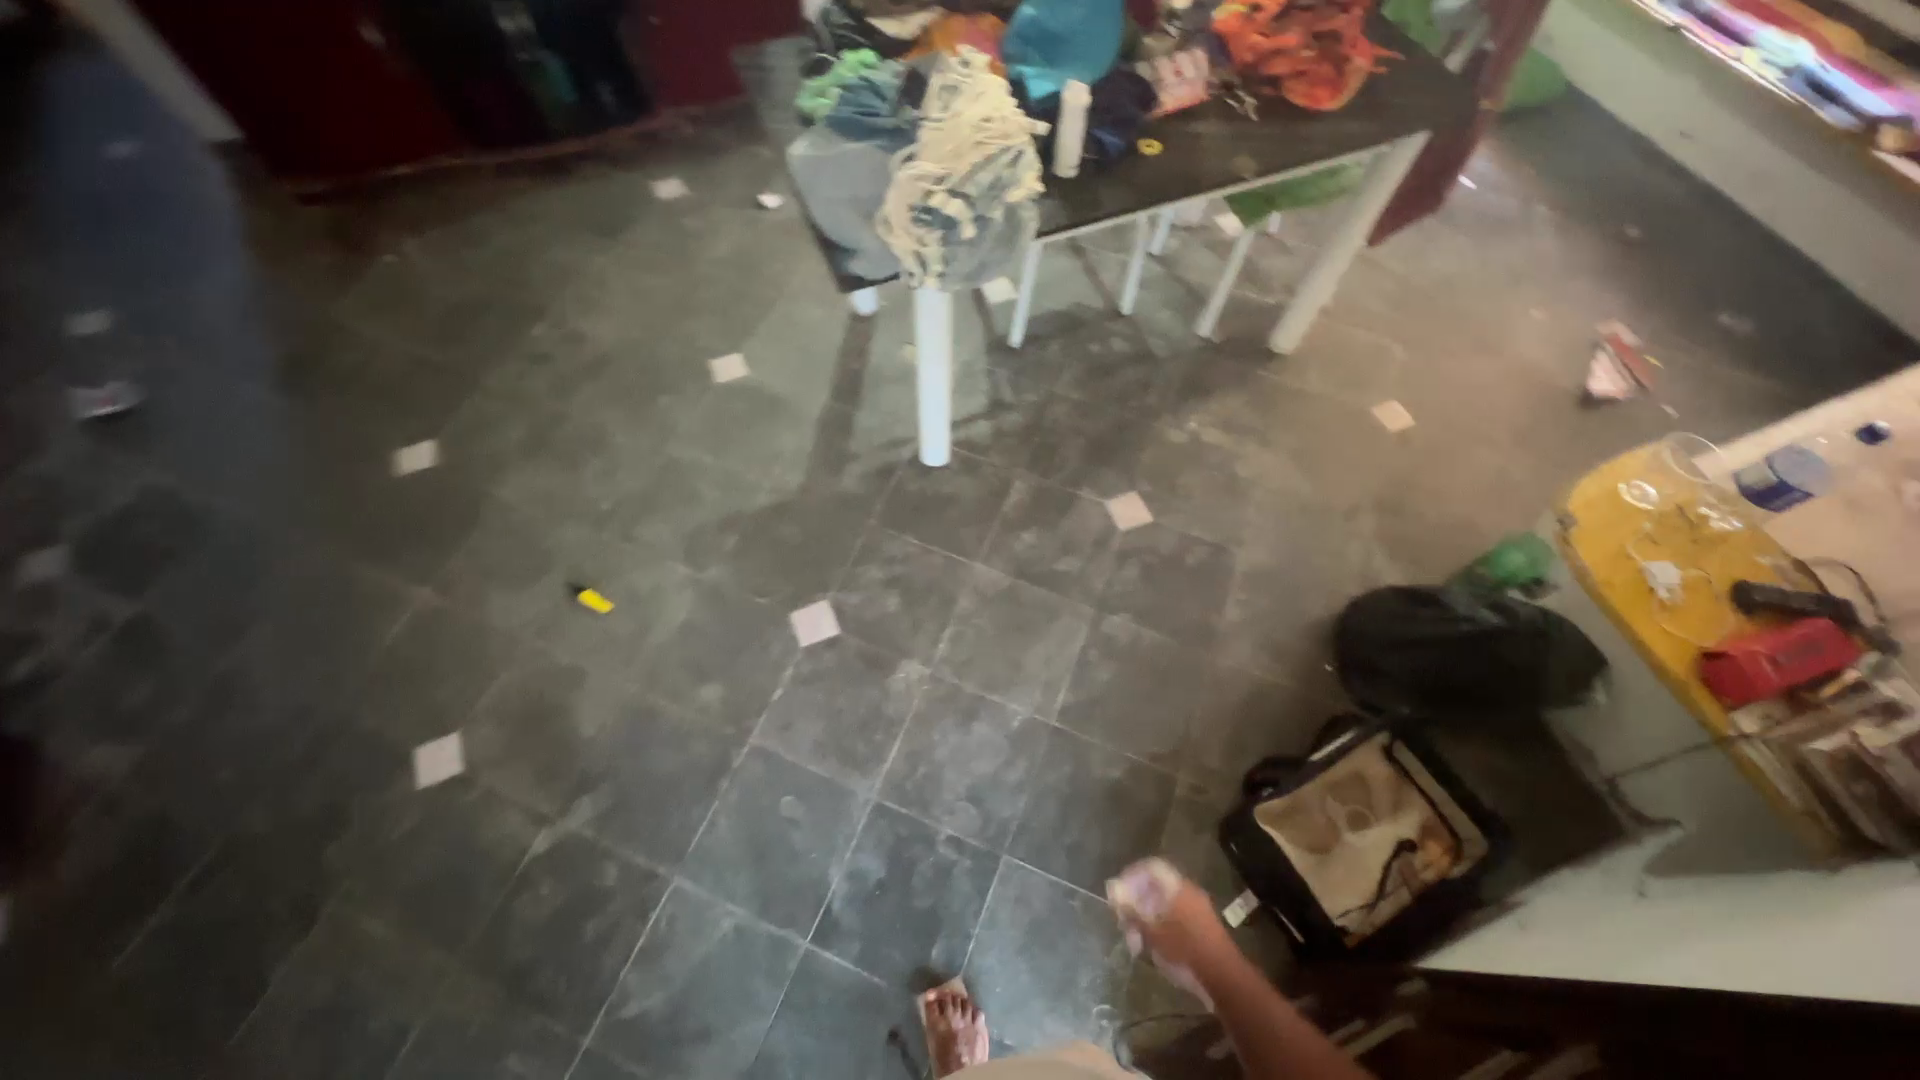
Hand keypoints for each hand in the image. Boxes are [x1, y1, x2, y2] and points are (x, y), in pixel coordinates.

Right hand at [1112, 860, 1239, 977]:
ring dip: (1144, 922)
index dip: (1131, 875)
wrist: (1222, 978)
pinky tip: (1150, 950)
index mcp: (1177, 888)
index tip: (1117, 894)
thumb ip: (1131, 908)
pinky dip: (1158, 931)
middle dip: (1135, 905)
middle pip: (1154, 888)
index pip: (1151, 867)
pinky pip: (1172, 920)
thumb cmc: (1184, 950)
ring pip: (1162, 907)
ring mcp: (1195, 911)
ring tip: (1136, 945)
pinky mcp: (1199, 929)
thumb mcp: (1152, 931)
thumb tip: (1112, 887)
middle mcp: (1187, 894)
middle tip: (1123, 925)